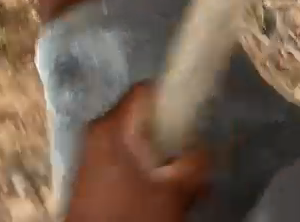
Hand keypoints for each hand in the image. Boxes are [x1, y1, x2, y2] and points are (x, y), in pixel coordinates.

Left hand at [64, 85, 210, 221]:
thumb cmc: (130, 216)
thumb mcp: (171, 194)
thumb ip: (193, 166)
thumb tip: (206, 149)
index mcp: (110, 125)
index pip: (144, 91)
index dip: (172, 95)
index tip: (195, 110)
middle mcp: (99, 131)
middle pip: (142, 117)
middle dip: (170, 134)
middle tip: (192, 152)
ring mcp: (93, 151)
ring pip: (135, 140)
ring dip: (160, 155)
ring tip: (182, 176)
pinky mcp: (94, 172)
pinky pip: (126, 157)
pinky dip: (146, 167)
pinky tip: (161, 189)